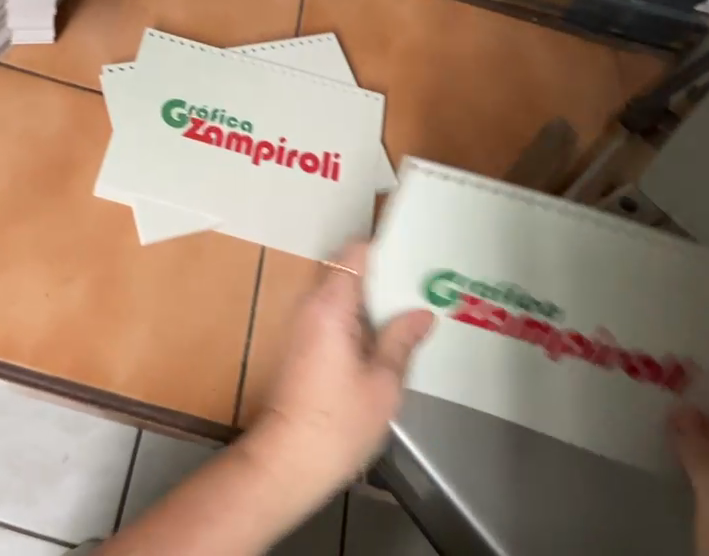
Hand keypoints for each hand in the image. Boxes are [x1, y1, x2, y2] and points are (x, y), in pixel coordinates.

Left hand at [246, 242, 434, 504]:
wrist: (287, 460)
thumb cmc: (338, 423)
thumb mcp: (383, 384)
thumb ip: (402, 341)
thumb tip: (422, 313)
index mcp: (330, 306)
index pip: (354, 254)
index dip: (383, 249)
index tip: (414, 254)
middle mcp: (310, 306)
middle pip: (347, 272)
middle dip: (383, 276)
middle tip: (421, 285)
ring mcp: (301, 324)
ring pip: (340, 295)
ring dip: (371, 300)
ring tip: (410, 310)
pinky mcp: (300, 344)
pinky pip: (332, 315)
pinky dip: (357, 318)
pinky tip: (385, 338)